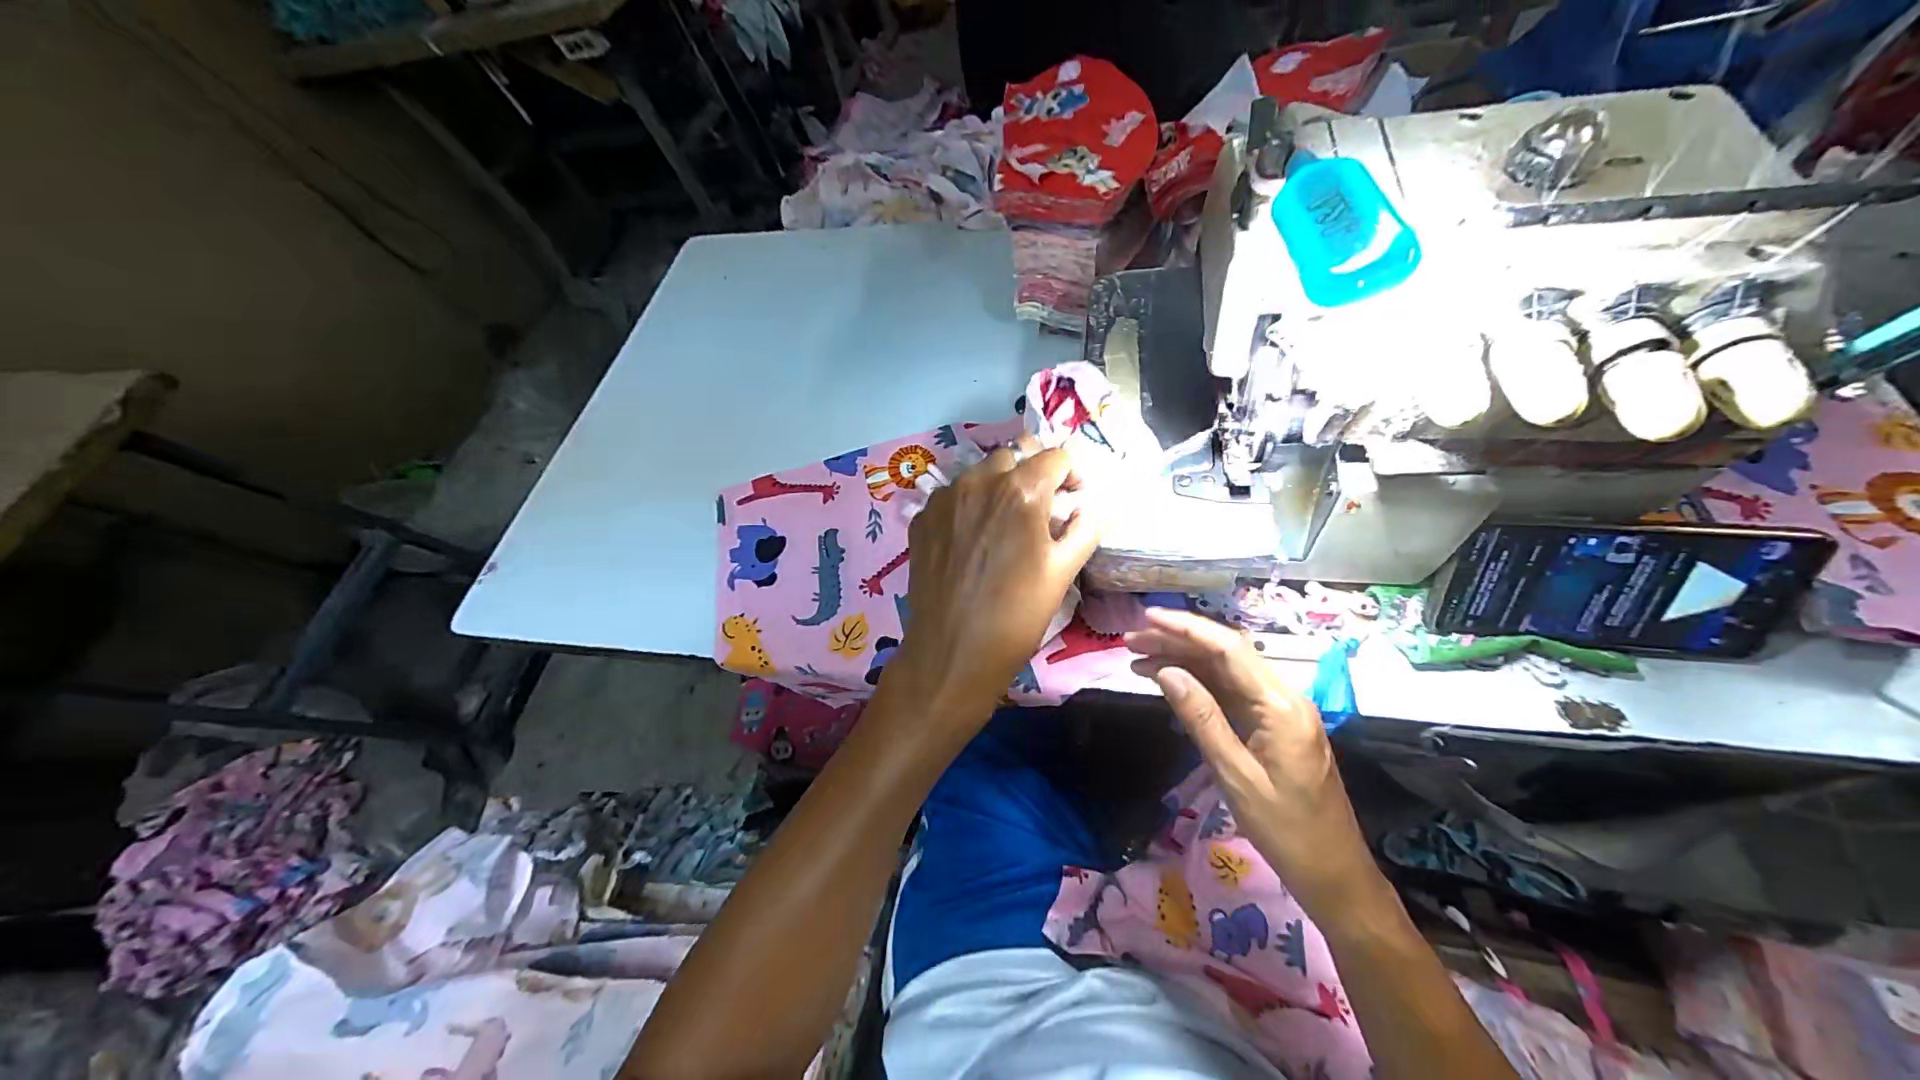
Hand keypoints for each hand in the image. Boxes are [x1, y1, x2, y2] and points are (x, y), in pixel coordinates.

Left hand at [880, 436, 1099, 728]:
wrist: (952, 652)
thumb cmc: (1017, 615)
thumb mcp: (1063, 572)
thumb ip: (1084, 529)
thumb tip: (1089, 507)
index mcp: (1021, 491)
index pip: (1055, 456)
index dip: (1071, 474)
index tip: (1072, 498)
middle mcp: (979, 482)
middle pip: (1014, 457)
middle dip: (1032, 476)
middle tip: (1039, 511)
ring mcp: (945, 499)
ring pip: (979, 474)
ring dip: (998, 487)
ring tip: (1003, 525)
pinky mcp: (922, 519)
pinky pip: (952, 496)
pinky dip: (968, 506)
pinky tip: (971, 539)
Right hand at [1125, 608, 1373, 909]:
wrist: (1334, 871)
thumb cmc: (1285, 830)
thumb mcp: (1236, 776)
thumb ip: (1201, 719)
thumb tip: (1166, 672)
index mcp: (1280, 706)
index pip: (1228, 650)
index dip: (1186, 628)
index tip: (1148, 618)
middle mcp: (1284, 698)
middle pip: (1226, 655)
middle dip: (1177, 642)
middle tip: (1131, 642)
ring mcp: (1281, 711)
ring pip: (1227, 672)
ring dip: (1184, 661)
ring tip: (1139, 659)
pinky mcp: (1274, 726)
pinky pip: (1233, 693)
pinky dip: (1200, 685)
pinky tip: (1170, 684)